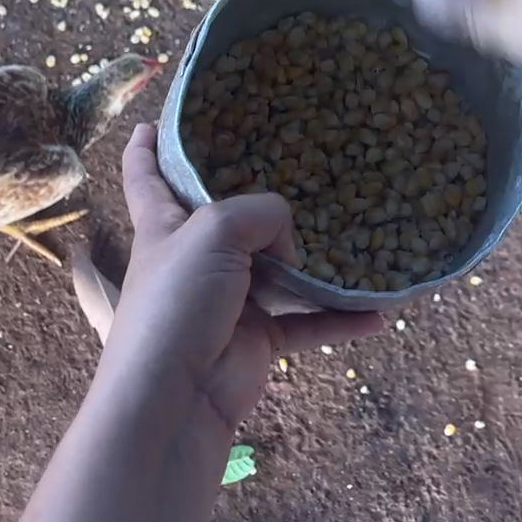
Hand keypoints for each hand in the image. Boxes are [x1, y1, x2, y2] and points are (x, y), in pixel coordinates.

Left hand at [106, 124, 383, 433]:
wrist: (175, 398)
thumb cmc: (179, 300)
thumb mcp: (215, 230)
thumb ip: (260, 213)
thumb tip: (288, 241)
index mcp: (165, 227)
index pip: (146, 177)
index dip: (144, 148)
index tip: (151, 122)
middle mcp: (194, 259)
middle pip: (224, 218)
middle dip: (252, 197)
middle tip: (293, 166)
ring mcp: (227, 300)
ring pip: (276, 270)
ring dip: (311, 264)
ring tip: (351, 237)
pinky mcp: (255, 338)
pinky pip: (305, 322)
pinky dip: (338, 319)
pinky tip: (376, 314)